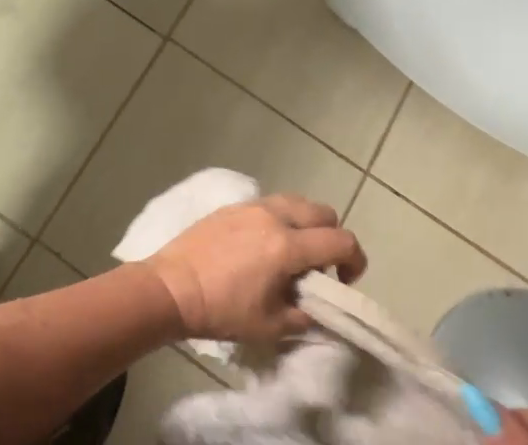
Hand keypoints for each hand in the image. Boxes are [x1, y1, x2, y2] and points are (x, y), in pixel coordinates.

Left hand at [139, 193, 366, 343]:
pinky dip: (281, 219)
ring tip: (292, 254)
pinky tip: (265, 245)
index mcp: (287, 246)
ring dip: (306, 224)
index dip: (355, 261)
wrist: (171, 288)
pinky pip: (270, 203)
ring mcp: (250, 206)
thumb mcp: (271, 325)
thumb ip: (304, 314)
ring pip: (296, 202)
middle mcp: (273, 216)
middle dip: (332, 238)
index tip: (344, 281)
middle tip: (320, 267)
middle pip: (323, 212)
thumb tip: (315, 306)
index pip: (341, 240)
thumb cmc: (221, 310)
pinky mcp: (231, 206)